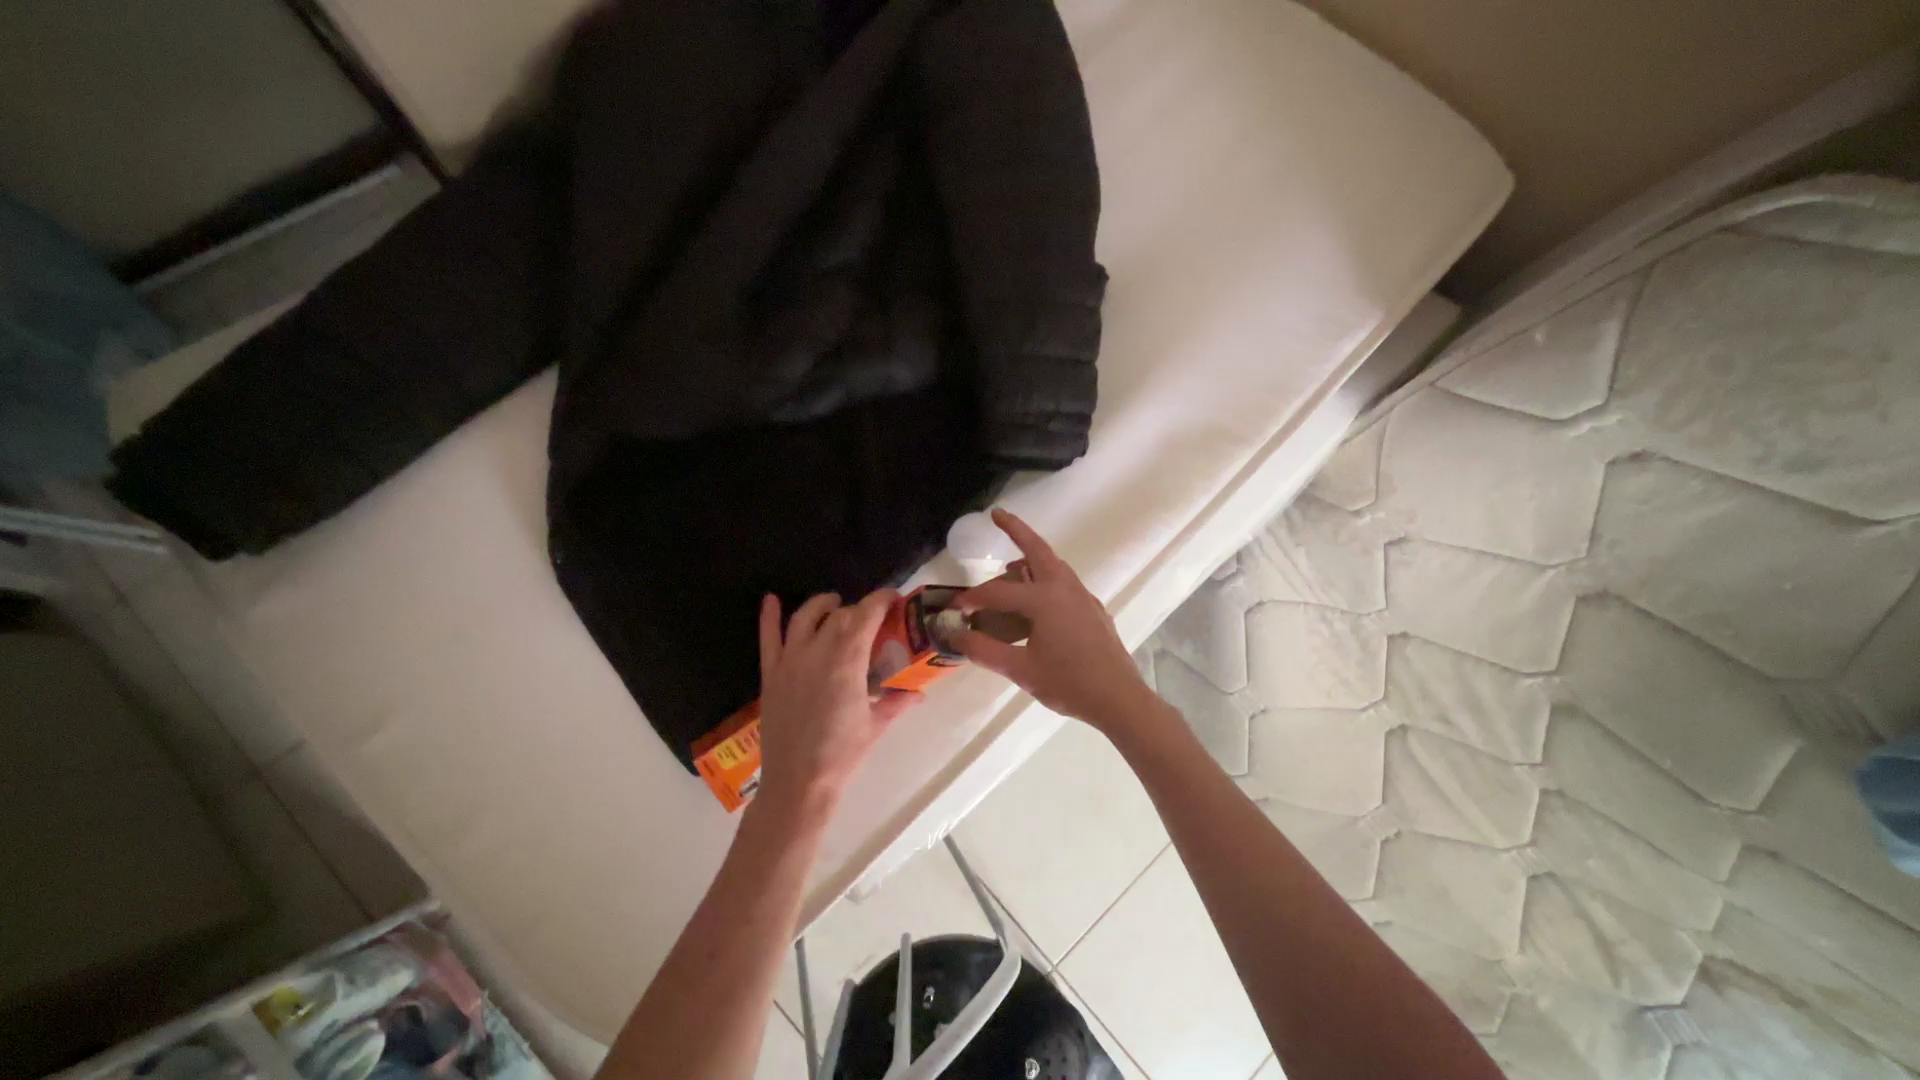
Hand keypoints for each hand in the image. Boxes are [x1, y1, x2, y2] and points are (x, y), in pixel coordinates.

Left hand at [754, 590, 918, 813]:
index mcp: (847, 662)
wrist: (799, 781)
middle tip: (871, 618)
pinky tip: (772, 600)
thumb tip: (918, 692)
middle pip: (839, 616)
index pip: (865, 616)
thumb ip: (897, 702)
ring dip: (821, 605)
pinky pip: (768, 639)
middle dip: (857, 610)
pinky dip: (769, 617)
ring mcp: (790, 661)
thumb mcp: (876, 726)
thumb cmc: (843, 755)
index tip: (892, 598)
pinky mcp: (770, 675)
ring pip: (804, 618)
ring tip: (833, 603)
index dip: (880, 600)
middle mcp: (818, 652)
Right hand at [951, 510, 1159, 732]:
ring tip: (1012, 566)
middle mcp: (1065, 588)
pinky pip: (1065, 583)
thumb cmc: (1068, 683)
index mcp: (1044, 599)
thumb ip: (985, 650)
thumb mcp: (1021, 670)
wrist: (1119, 699)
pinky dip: (1047, 579)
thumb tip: (956, 637)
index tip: (954, 609)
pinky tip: (1039, 602)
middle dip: (1017, 529)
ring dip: (1032, 558)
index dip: (973, 599)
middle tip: (997, 515)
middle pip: (1037, 549)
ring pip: (1054, 566)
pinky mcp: (1094, 610)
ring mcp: (1083, 597)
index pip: (998, 592)